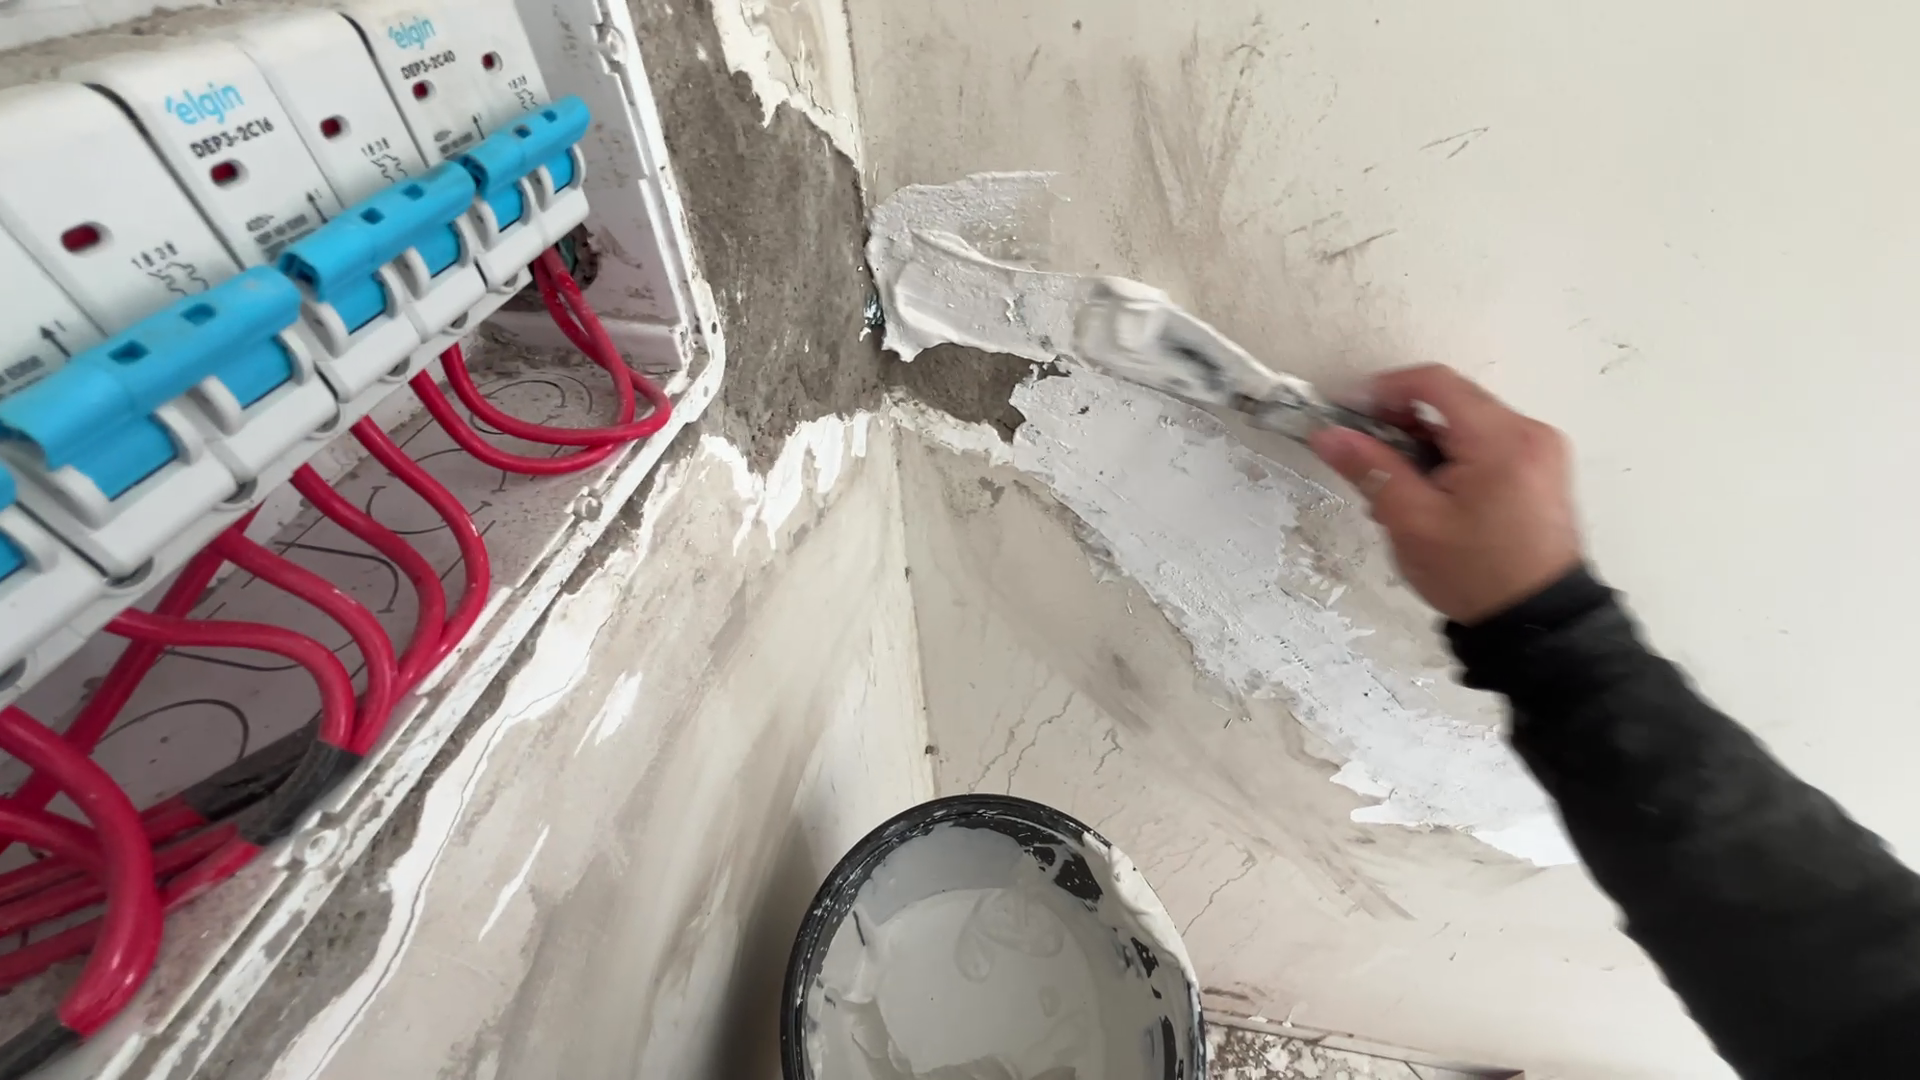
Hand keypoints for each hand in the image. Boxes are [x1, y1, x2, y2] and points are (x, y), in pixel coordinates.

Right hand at [1308, 365, 1582, 624]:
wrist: (1537, 621)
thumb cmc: (1473, 572)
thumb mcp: (1411, 521)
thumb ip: (1370, 469)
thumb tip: (1327, 434)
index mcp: (1501, 439)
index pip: (1434, 383)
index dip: (1382, 388)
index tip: (1343, 409)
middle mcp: (1528, 432)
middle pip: (1449, 403)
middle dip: (1396, 424)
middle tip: (1360, 457)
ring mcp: (1538, 451)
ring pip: (1460, 426)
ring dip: (1417, 444)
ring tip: (1390, 488)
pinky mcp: (1536, 471)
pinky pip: (1479, 446)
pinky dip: (1442, 458)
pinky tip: (1422, 494)